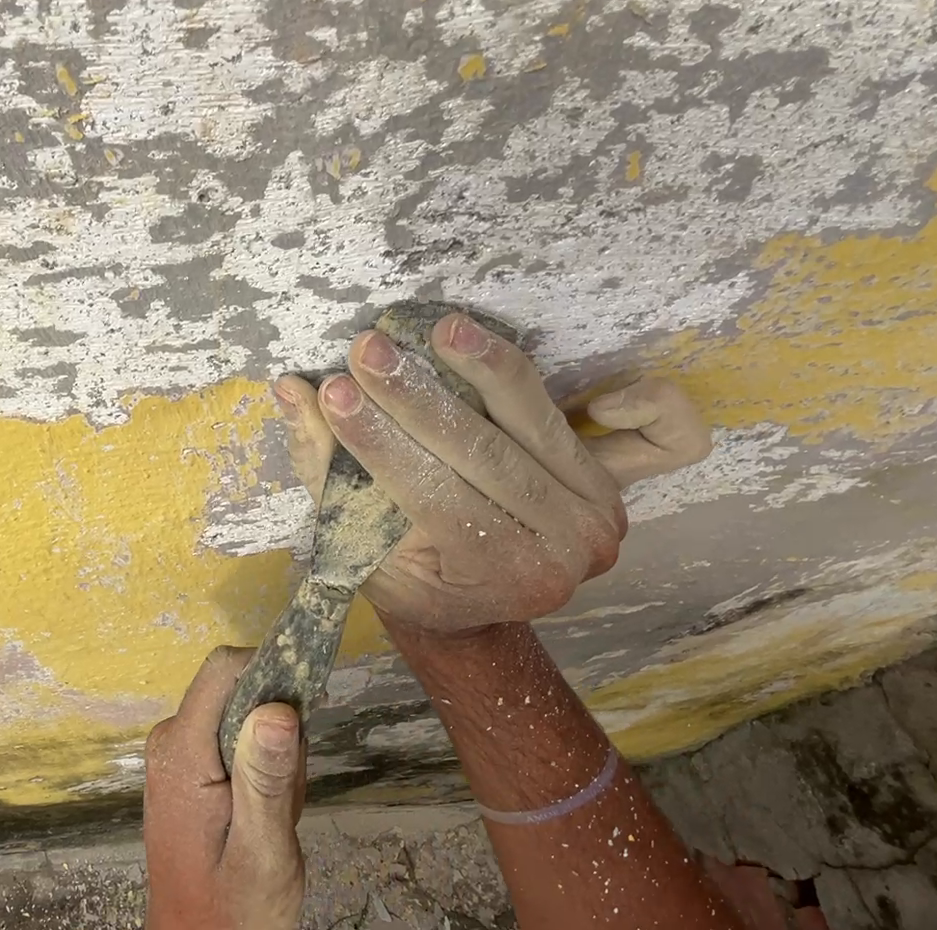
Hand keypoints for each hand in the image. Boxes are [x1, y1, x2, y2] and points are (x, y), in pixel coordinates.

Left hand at [144, 647, 305, 929]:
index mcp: (182, 749)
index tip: (305, 710)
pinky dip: (260, 773)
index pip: (224, 668)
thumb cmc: (232, 912)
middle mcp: (172, 738)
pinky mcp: (188, 764)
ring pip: (245, 718)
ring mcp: (178, 750)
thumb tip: (277, 707)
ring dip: (272, 761)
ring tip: (273, 816)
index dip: (270, 671)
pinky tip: (260, 816)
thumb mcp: (262, 852)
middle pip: (241, 693)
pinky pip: (237, 741)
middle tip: (284, 798)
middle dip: (276, 736)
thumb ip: (267, 779)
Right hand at [273, 312, 709, 635]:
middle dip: (418, 397)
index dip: (378, 438)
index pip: (428, 491)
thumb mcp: (352, 539)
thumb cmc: (403, 576)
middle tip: (368, 349)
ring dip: (486, 369)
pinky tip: (586, 376)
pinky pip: (648, 436)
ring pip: (538, 423)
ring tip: (441, 330)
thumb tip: (288, 389)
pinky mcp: (613, 483)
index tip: (335, 391)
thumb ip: (321, 464)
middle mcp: (563, 553)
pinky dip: (638, 400)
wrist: (468, 606)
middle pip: (483, 451)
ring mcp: (599, 516)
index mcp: (494, 577)